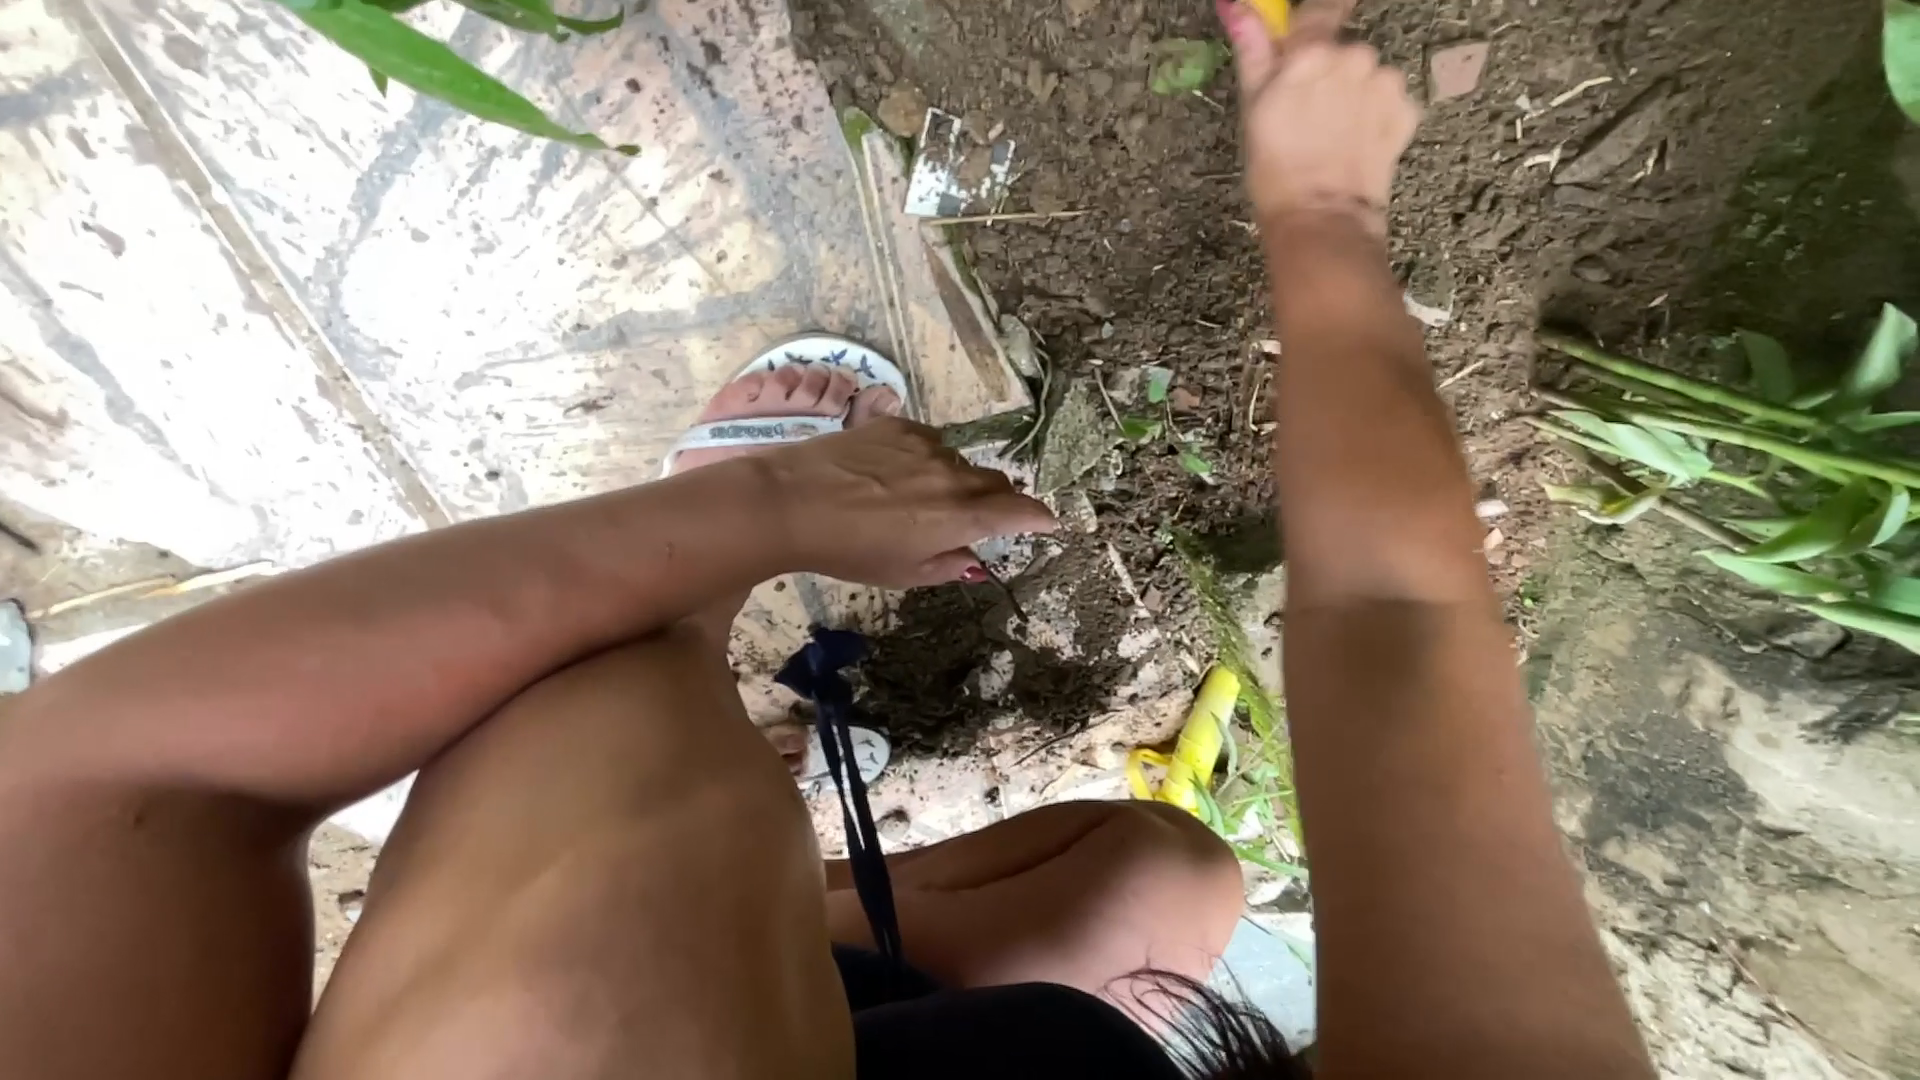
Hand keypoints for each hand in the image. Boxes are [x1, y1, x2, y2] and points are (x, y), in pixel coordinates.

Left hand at [758, 417, 1056, 587]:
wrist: (789, 503)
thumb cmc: (848, 551)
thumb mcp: (903, 572)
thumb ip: (949, 564)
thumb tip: (975, 559)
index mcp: (960, 516)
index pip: (1019, 511)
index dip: (1038, 517)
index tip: (1048, 522)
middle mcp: (952, 474)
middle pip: (995, 483)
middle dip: (1000, 501)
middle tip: (987, 516)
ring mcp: (925, 444)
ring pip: (959, 461)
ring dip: (957, 480)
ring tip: (922, 498)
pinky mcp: (897, 424)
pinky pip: (929, 442)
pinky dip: (927, 459)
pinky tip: (896, 474)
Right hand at [1218, 0, 1419, 235]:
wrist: (1321, 220)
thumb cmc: (1275, 172)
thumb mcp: (1254, 112)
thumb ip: (1253, 53)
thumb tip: (1239, 9)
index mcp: (1312, 53)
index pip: (1313, 17)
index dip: (1303, 41)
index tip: (1293, 66)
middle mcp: (1355, 56)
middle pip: (1340, 53)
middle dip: (1326, 76)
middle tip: (1305, 120)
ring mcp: (1385, 83)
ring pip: (1364, 78)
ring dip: (1350, 98)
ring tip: (1328, 140)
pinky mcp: (1405, 111)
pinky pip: (1386, 103)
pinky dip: (1371, 119)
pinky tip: (1351, 147)